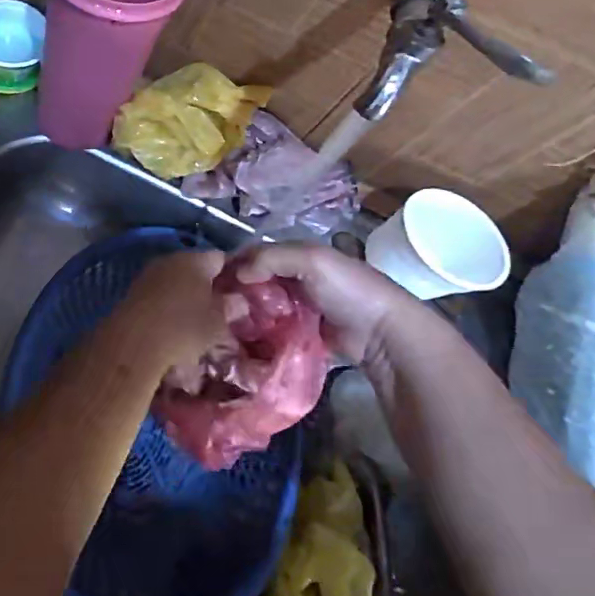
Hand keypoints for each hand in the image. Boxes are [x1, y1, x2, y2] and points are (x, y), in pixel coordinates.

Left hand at [115, 249, 228, 376]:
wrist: (134, 342)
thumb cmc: (183, 327)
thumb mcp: (216, 322)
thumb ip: (230, 307)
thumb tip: (238, 300)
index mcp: (195, 259)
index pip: (220, 257)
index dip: (231, 273)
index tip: (237, 292)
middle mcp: (171, 259)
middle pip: (195, 267)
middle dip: (206, 285)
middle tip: (217, 309)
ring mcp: (149, 273)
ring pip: (176, 279)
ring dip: (185, 295)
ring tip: (194, 320)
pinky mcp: (133, 289)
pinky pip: (159, 292)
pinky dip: (167, 304)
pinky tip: (171, 323)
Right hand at [230, 243, 421, 365]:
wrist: (384, 334)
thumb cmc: (348, 289)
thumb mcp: (311, 260)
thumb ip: (272, 258)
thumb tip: (237, 273)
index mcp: (300, 254)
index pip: (257, 253)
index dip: (235, 264)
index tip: (210, 281)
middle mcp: (298, 278)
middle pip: (258, 282)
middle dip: (238, 292)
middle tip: (215, 308)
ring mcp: (302, 309)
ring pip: (264, 308)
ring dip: (248, 315)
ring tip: (226, 327)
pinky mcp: (305, 336)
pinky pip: (276, 332)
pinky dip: (262, 335)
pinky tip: (245, 342)